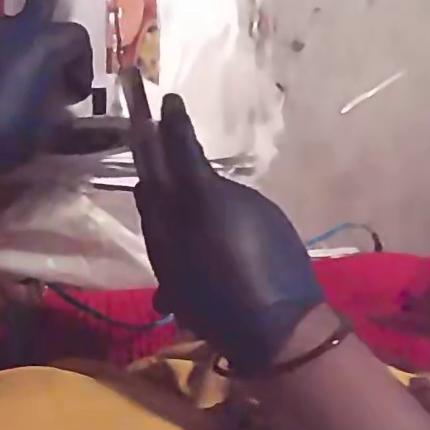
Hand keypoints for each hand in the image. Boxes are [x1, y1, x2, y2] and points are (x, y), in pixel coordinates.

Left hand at [0, 0, 93, 179]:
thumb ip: (57, 112)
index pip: (75, 38)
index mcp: (40, 46)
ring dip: (13, 50)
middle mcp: (8, 29)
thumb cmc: (0, 139)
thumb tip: (60, 106)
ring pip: (3, 32)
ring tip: (8, 81)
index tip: (74, 93)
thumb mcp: (43, 133)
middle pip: (38, 0)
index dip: (82, 64)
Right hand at [135, 94, 323, 370]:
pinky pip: (239, 221)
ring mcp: (259, 207)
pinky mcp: (277, 226)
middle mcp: (232, 192)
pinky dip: (225, 236)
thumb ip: (155, 218)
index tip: (169, 99)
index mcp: (201, 196)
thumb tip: (146, 183)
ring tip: (195, 263)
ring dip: (203, 222)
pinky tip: (222, 268)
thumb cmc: (213, 298)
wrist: (282, 330)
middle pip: (195, 180)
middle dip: (179, 194)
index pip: (180, 147)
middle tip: (166, 229)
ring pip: (218, 205)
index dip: (171, 123)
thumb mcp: (169, 262)